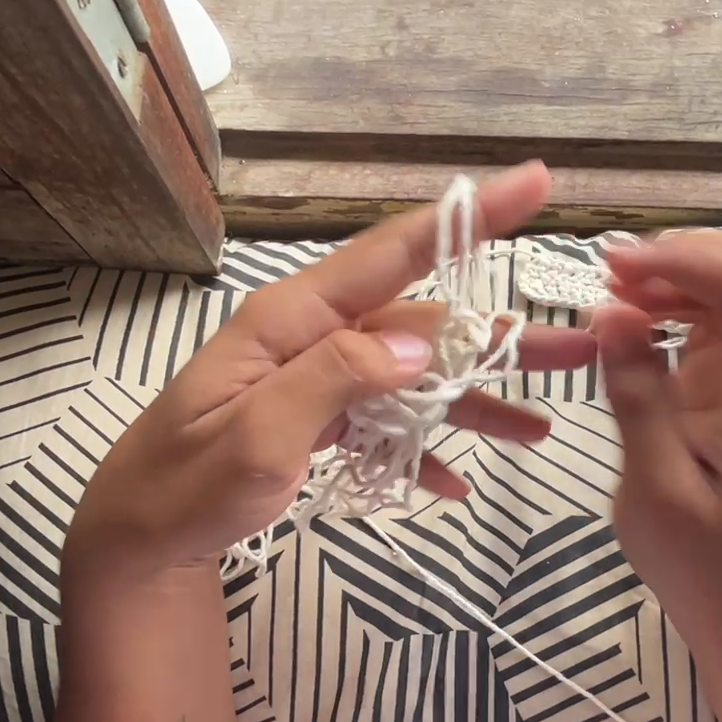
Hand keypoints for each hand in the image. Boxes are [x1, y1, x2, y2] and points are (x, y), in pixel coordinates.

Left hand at [68, 162, 597, 579]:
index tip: (535, 184)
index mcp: (294, 320)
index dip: (467, 217)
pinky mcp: (319, 422)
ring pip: (413, 379)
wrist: (142, 537)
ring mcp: (319, 382)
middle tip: (579, 349)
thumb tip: (419, 346)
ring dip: (474, 402)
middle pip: (422, 325)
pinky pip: (384, 426)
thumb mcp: (256, 436)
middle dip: (499, 340)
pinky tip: (456, 482)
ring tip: (538, 427)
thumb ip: (334, 380)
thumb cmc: (184, 486)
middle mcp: (314, 339)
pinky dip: (421, 452)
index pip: (392, 252)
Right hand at [593, 232, 721, 624]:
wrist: (719, 592)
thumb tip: (609, 313)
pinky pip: (709, 315)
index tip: (616, 267)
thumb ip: (637, 398)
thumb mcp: (654, 486)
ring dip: (672, 275)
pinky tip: (627, 315)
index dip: (690, 264)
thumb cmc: (691, 555)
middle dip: (682, 258)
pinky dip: (668, 301)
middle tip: (607, 276)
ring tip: (609, 292)